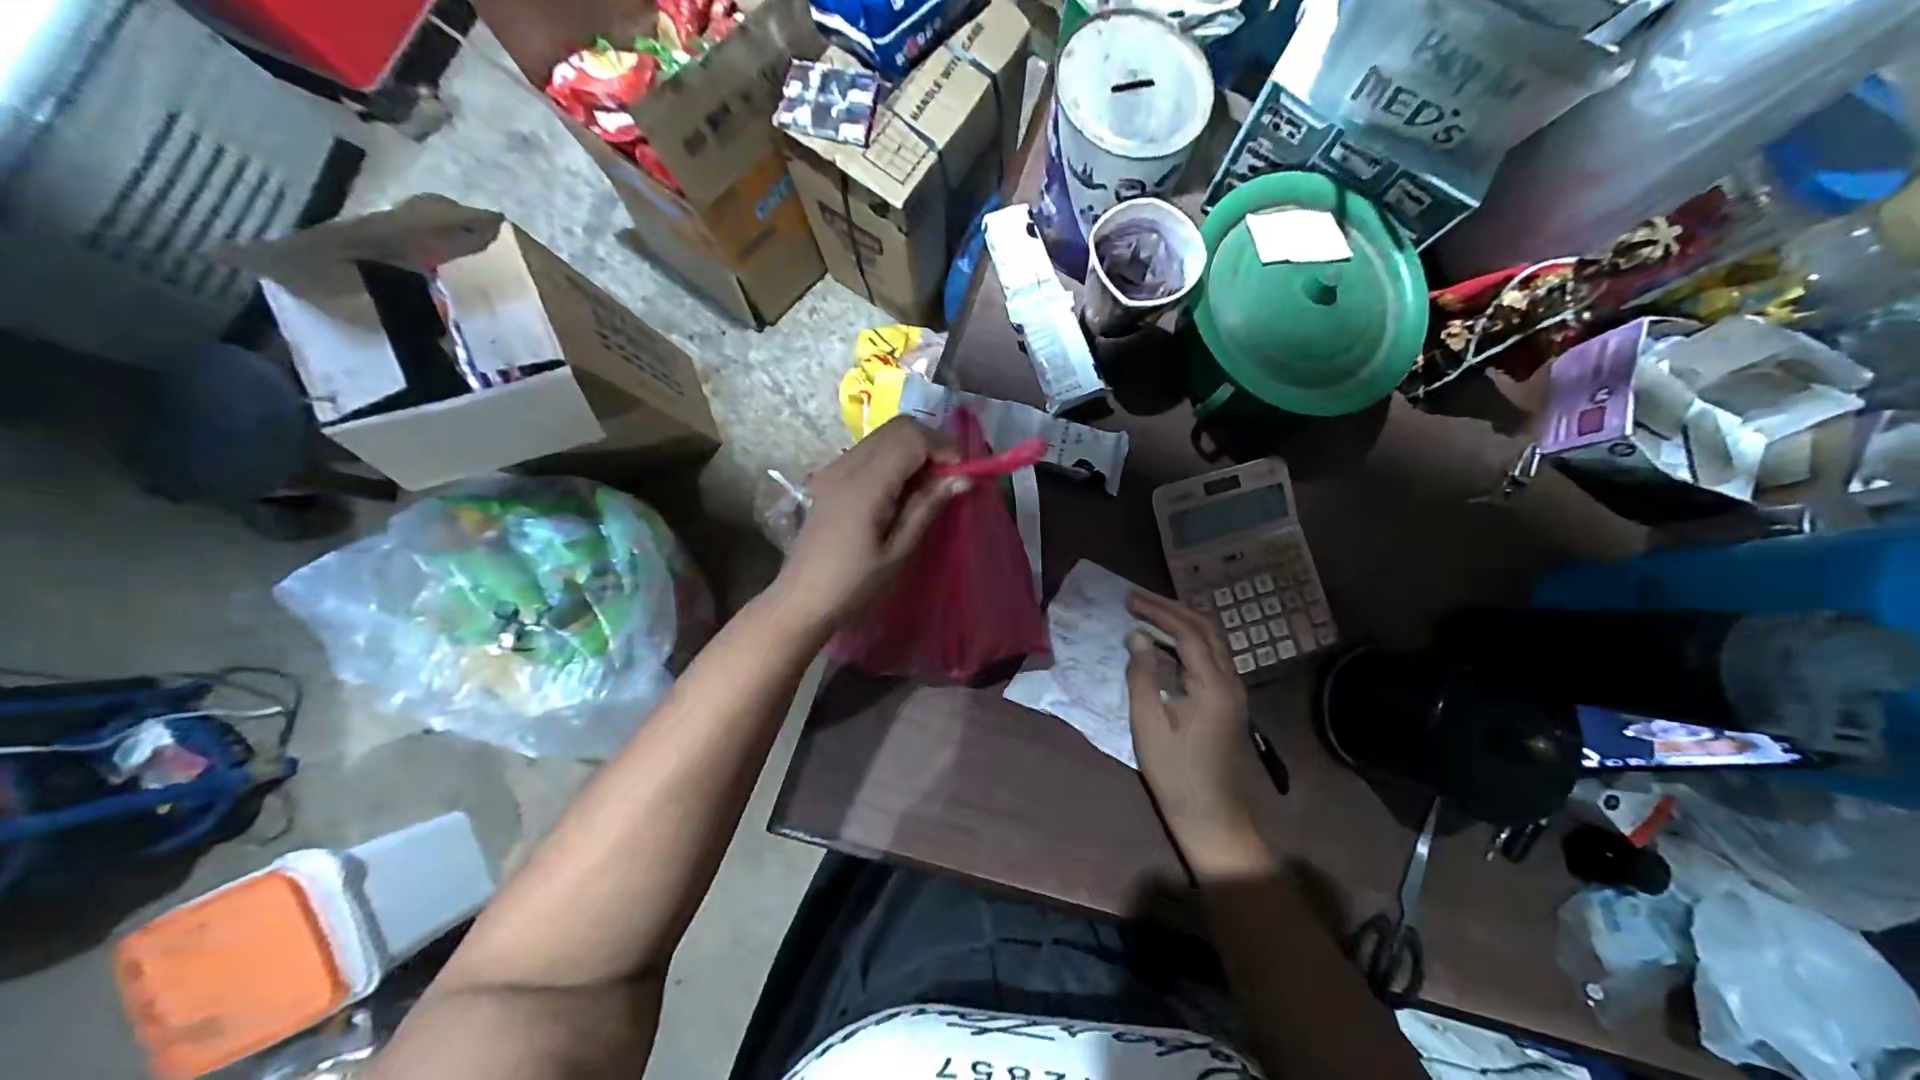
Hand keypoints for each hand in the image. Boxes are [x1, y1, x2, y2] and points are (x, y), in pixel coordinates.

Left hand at [768, 416, 965, 634]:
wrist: (803, 598)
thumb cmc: (854, 583)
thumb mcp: (899, 550)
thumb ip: (928, 506)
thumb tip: (964, 477)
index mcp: (865, 484)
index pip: (912, 438)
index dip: (944, 448)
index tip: (963, 475)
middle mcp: (847, 464)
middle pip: (899, 427)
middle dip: (932, 444)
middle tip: (950, 478)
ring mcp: (835, 467)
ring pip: (885, 435)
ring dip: (914, 449)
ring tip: (929, 486)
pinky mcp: (831, 476)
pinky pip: (871, 450)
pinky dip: (895, 457)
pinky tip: (903, 490)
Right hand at [1126, 591, 1269, 876]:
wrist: (1213, 816)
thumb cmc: (1175, 773)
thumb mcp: (1148, 724)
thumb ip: (1142, 676)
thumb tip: (1138, 637)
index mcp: (1213, 685)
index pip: (1188, 632)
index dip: (1158, 611)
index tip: (1128, 601)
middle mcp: (1230, 681)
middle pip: (1206, 628)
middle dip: (1172, 608)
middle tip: (1138, 601)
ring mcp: (1233, 691)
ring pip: (1213, 641)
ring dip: (1182, 622)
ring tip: (1149, 614)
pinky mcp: (1228, 701)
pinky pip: (1211, 658)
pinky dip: (1188, 642)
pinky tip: (1165, 646)